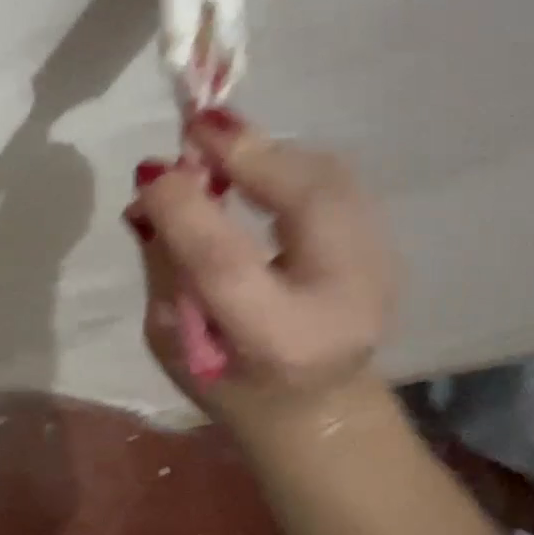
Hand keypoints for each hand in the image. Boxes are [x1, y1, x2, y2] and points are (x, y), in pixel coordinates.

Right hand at [126, 108, 397, 439]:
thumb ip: (164, 269)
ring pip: (332, 180)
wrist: (316, 409)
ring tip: (217, 141)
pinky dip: (290, 163)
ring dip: (270, 152)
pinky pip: (339, 183)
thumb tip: (146, 201)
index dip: (185, 208)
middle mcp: (345, 298)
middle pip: (309, 201)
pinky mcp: (387, 245)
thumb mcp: (171, 339)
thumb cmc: (224, 383)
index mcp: (278, 338)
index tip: (149, 170)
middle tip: (196, 126)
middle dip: (251, 154)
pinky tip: (252, 162)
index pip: (225, 260)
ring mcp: (381, 267)